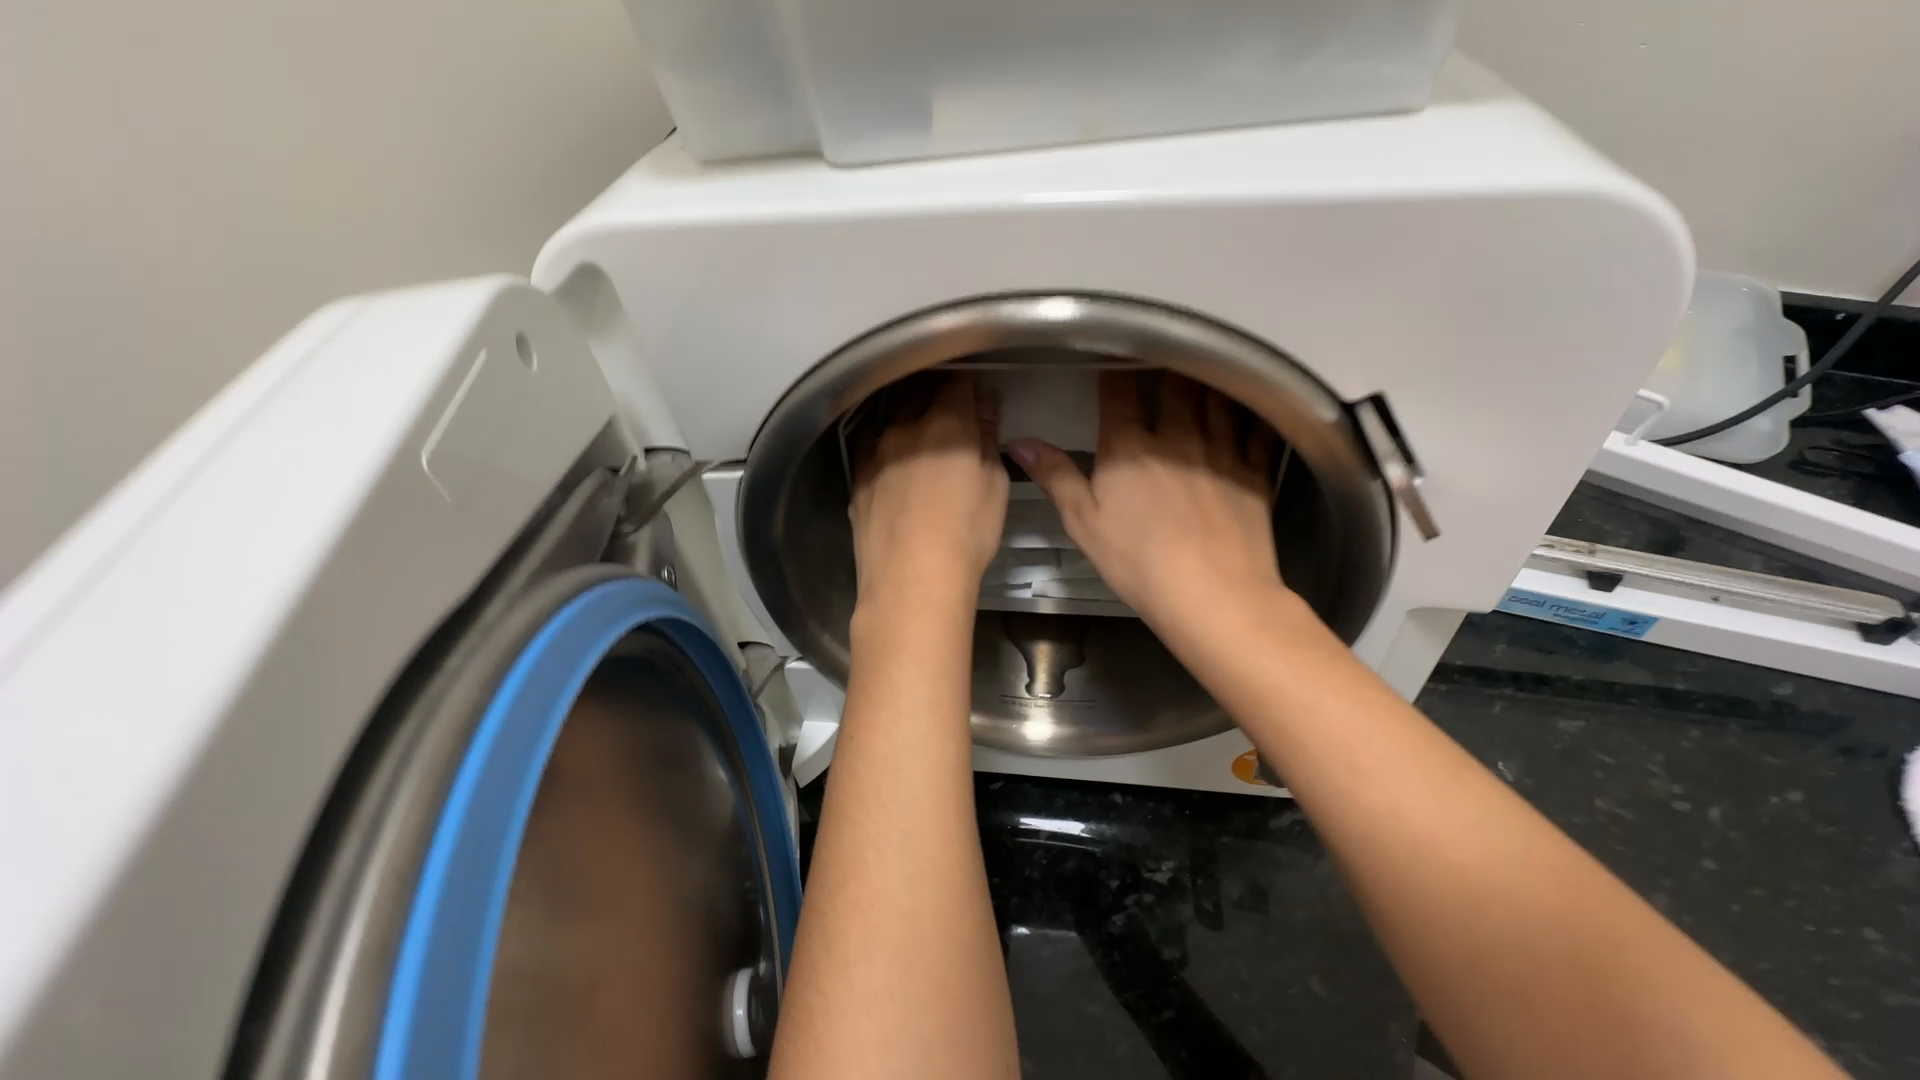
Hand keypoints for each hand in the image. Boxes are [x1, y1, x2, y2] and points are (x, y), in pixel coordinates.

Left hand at [849, 374, 1009, 613]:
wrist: (911, 582)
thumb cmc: (966, 535)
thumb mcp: (995, 485)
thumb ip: (987, 439)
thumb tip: (984, 409)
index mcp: (946, 422)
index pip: (958, 382)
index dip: (970, 384)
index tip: (978, 394)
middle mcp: (904, 428)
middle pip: (920, 394)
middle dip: (938, 396)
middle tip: (955, 414)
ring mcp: (874, 453)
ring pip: (892, 421)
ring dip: (909, 421)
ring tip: (925, 442)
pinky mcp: (857, 481)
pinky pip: (874, 452)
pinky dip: (889, 451)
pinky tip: (899, 470)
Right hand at [1008, 373, 1284, 636]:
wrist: (1214, 594)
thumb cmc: (1139, 563)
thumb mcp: (1084, 524)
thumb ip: (1055, 476)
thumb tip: (1019, 443)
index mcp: (1129, 446)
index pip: (1119, 390)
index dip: (1113, 371)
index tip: (1110, 360)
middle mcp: (1177, 435)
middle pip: (1172, 383)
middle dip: (1164, 364)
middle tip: (1158, 355)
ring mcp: (1221, 448)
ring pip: (1215, 396)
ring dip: (1206, 378)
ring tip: (1201, 368)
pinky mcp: (1254, 469)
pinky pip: (1255, 427)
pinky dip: (1250, 411)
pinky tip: (1249, 403)